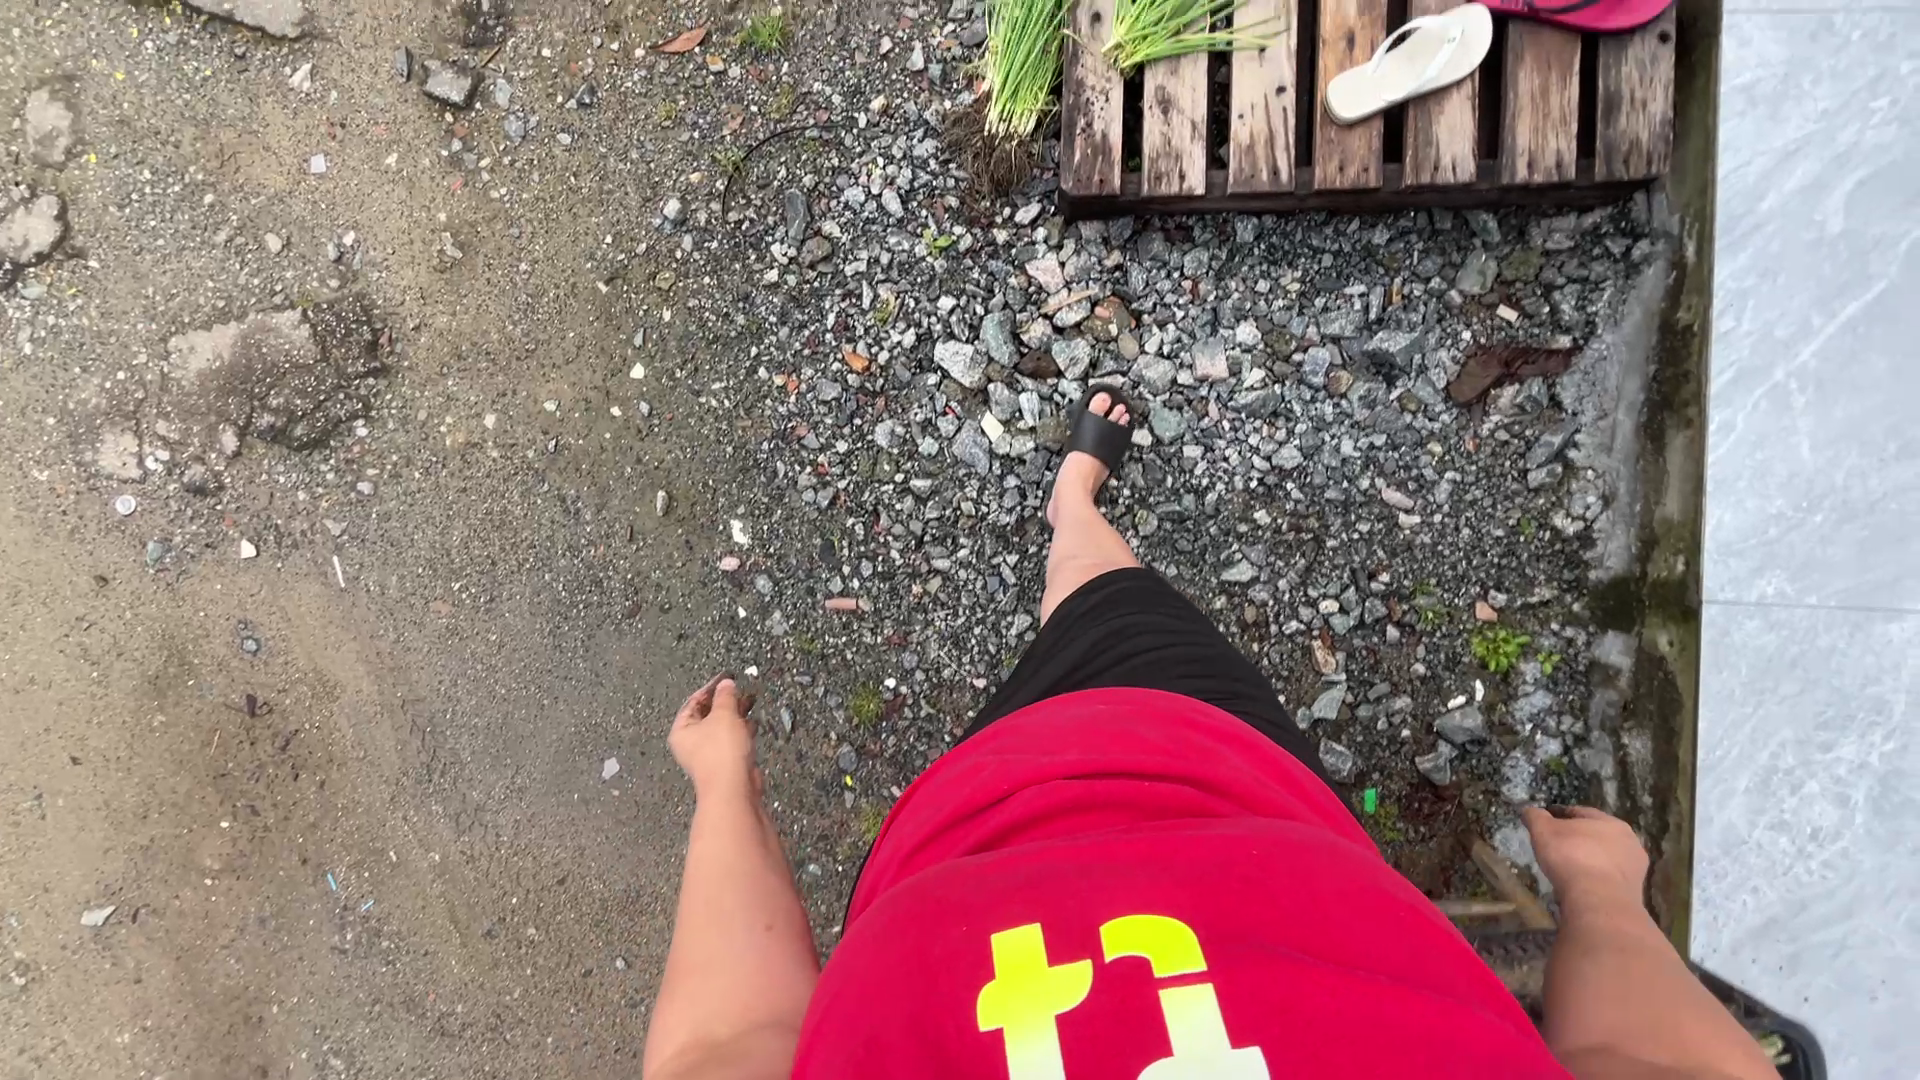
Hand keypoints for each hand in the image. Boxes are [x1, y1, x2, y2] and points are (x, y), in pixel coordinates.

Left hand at [669, 676, 757, 797]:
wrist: (734, 787)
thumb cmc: (721, 753)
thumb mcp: (723, 714)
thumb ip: (725, 695)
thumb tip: (727, 684)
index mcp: (682, 730)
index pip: (694, 701)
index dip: (711, 687)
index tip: (726, 677)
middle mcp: (691, 742)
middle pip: (707, 714)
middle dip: (725, 700)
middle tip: (739, 687)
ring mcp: (708, 753)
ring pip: (721, 726)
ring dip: (735, 713)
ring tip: (749, 700)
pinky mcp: (725, 761)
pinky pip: (732, 739)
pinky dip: (741, 729)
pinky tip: (752, 722)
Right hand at [1521, 805, 1648, 918]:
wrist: (1598, 898)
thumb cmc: (1570, 855)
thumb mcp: (1541, 829)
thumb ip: (1535, 815)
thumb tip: (1531, 811)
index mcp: (1610, 822)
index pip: (1579, 812)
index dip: (1558, 815)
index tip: (1543, 822)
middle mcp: (1629, 841)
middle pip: (1595, 834)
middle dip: (1576, 837)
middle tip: (1555, 843)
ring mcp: (1635, 867)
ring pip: (1604, 856)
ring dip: (1588, 857)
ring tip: (1566, 865)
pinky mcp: (1634, 888)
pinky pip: (1608, 875)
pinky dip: (1594, 875)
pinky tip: (1579, 881)